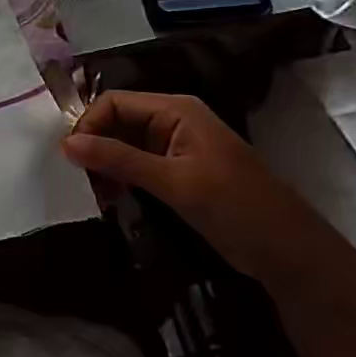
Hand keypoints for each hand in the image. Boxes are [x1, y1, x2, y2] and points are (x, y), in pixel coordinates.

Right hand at [61, 90, 313, 279]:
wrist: (289, 253)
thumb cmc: (235, 207)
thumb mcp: (174, 182)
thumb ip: (120, 159)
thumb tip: (66, 144)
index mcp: (176, 109)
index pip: (115, 102)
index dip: (89, 124)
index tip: (70, 158)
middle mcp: (173, 120)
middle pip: (118, 121)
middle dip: (95, 146)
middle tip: (78, 180)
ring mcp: (176, 147)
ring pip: (125, 145)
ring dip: (106, 165)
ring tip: (94, 193)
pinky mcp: (179, 173)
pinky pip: (138, 165)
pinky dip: (121, 178)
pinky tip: (111, 198)